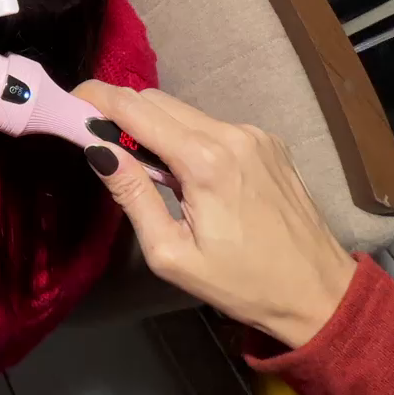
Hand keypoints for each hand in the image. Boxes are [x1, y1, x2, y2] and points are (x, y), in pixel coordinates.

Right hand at [74, 83, 357, 349]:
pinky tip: (190, 171)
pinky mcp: (266, 139)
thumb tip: (95, 148)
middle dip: (121, 112)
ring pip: (180, 108)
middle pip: (153, 99)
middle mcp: (228, 133)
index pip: (132, 107)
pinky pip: (207, 122)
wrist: (324, 296)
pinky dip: (185, 134)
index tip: (70, 102)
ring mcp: (251, 132)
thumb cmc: (242, 284)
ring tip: (153, 168)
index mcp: (203, 160)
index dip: (95, 98)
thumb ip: (131, 194)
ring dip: (154, 125)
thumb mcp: (171, 254)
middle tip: (104, 143)